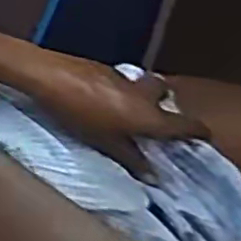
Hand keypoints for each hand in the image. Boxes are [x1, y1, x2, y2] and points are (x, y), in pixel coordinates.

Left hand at [22, 55, 209, 180]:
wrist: (42, 73)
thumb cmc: (76, 111)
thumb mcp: (103, 142)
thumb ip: (131, 158)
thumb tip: (154, 176)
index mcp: (153, 116)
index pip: (193, 126)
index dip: (198, 134)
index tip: (195, 140)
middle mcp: (143, 93)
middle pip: (166, 93)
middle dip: (163, 102)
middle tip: (151, 115)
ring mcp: (119, 75)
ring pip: (139, 81)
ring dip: (136, 91)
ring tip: (121, 103)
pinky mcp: (95, 64)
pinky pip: (113, 76)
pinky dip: (111, 84)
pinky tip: (94, 91)